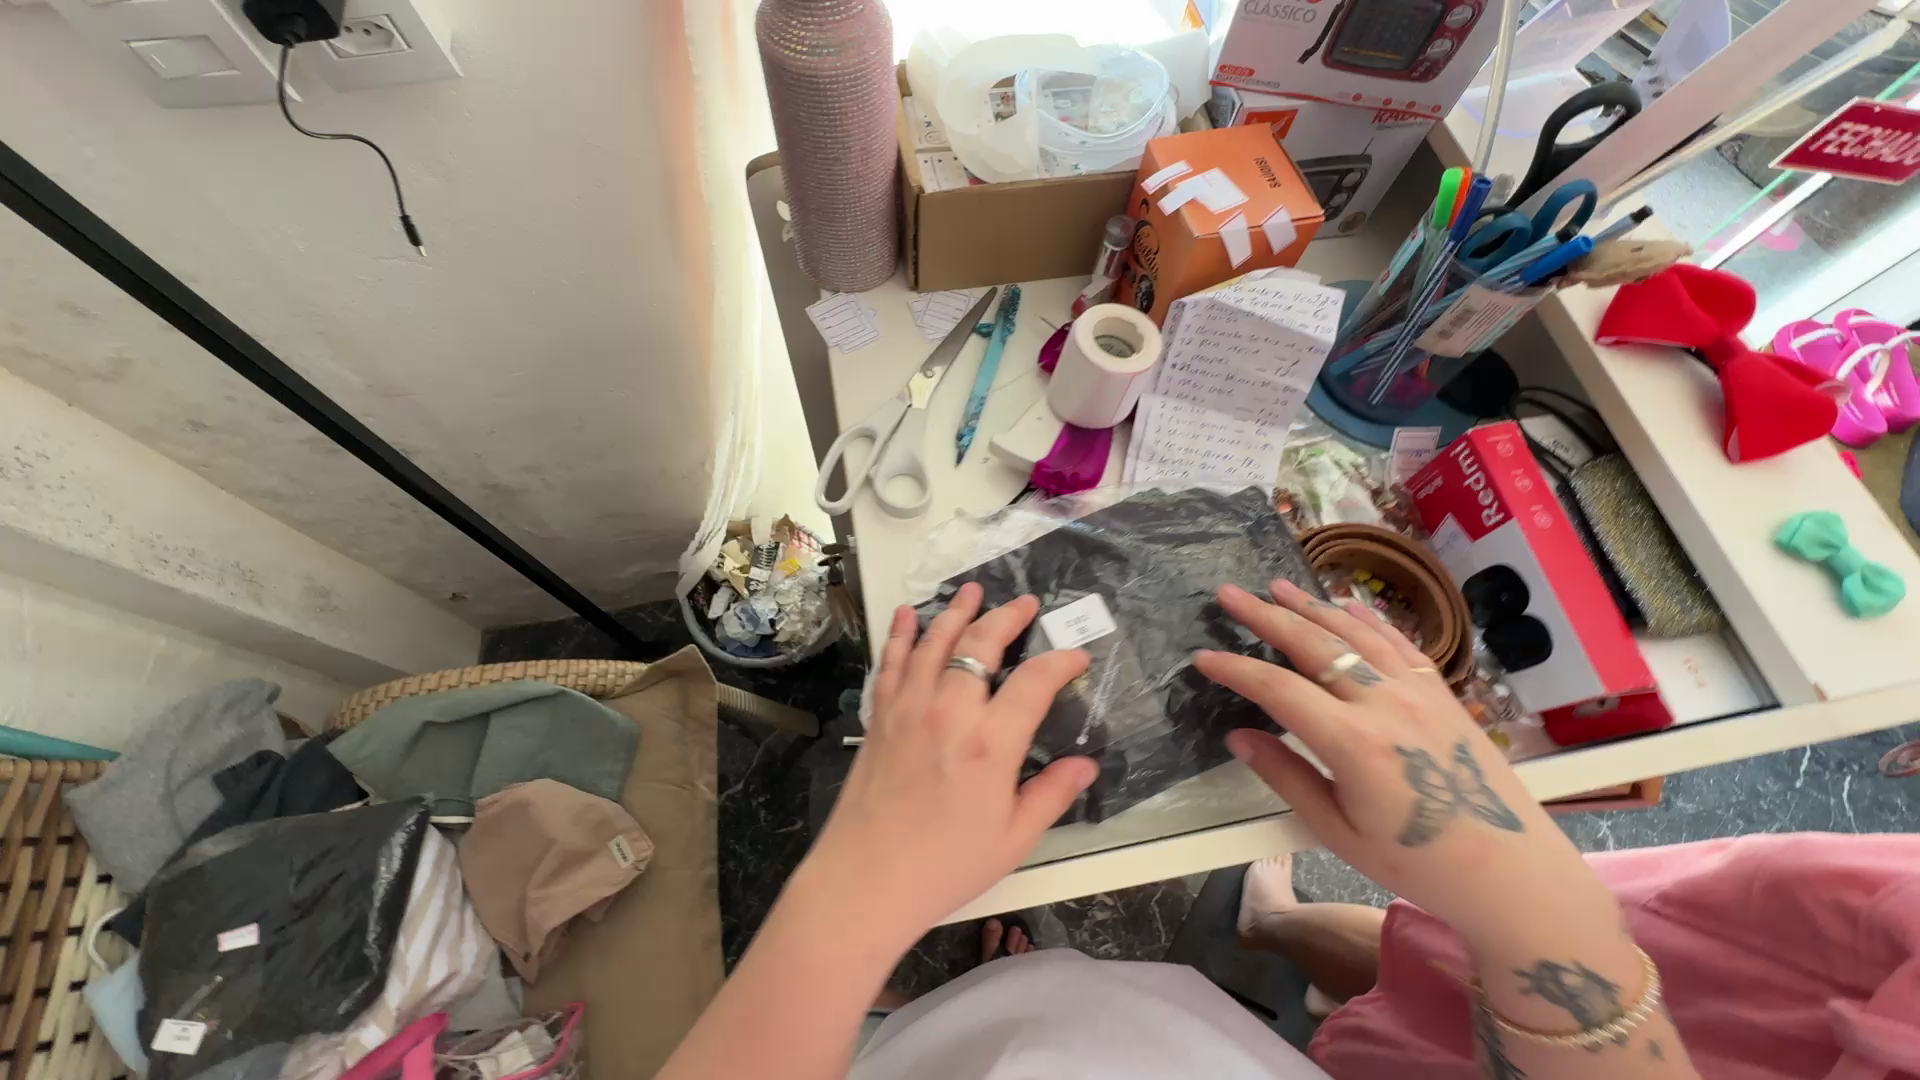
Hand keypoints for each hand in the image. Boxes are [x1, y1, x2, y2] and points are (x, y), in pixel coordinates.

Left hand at [792, 583, 1097, 951]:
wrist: (865, 881)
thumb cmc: (945, 866)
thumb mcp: (1013, 839)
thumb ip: (1052, 794)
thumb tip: (1086, 763)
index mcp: (990, 743)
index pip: (1035, 681)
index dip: (1062, 661)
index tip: (1078, 656)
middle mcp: (949, 711)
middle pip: (981, 644)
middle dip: (1008, 617)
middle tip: (1027, 603)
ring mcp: (909, 708)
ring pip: (935, 642)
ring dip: (957, 612)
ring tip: (974, 590)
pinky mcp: (881, 716)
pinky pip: (893, 662)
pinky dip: (902, 634)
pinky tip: (908, 615)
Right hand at [1193, 581, 1617, 949]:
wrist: (1511, 872)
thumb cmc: (1415, 861)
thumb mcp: (1337, 831)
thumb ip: (1285, 776)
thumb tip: (1237, 737)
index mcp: (1352, 743)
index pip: (1278, 689)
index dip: (1235, 670)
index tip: (1203, 657)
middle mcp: (1383, 703)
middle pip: (1312, 645)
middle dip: (1264, 615)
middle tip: (1228, 594)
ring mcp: (1417, 692)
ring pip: (1353, 633)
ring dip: (1310, 605)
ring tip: (1276, 585)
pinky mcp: (1441, 693)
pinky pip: (1397, 642)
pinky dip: (1366, 619)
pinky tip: (1344, 604)